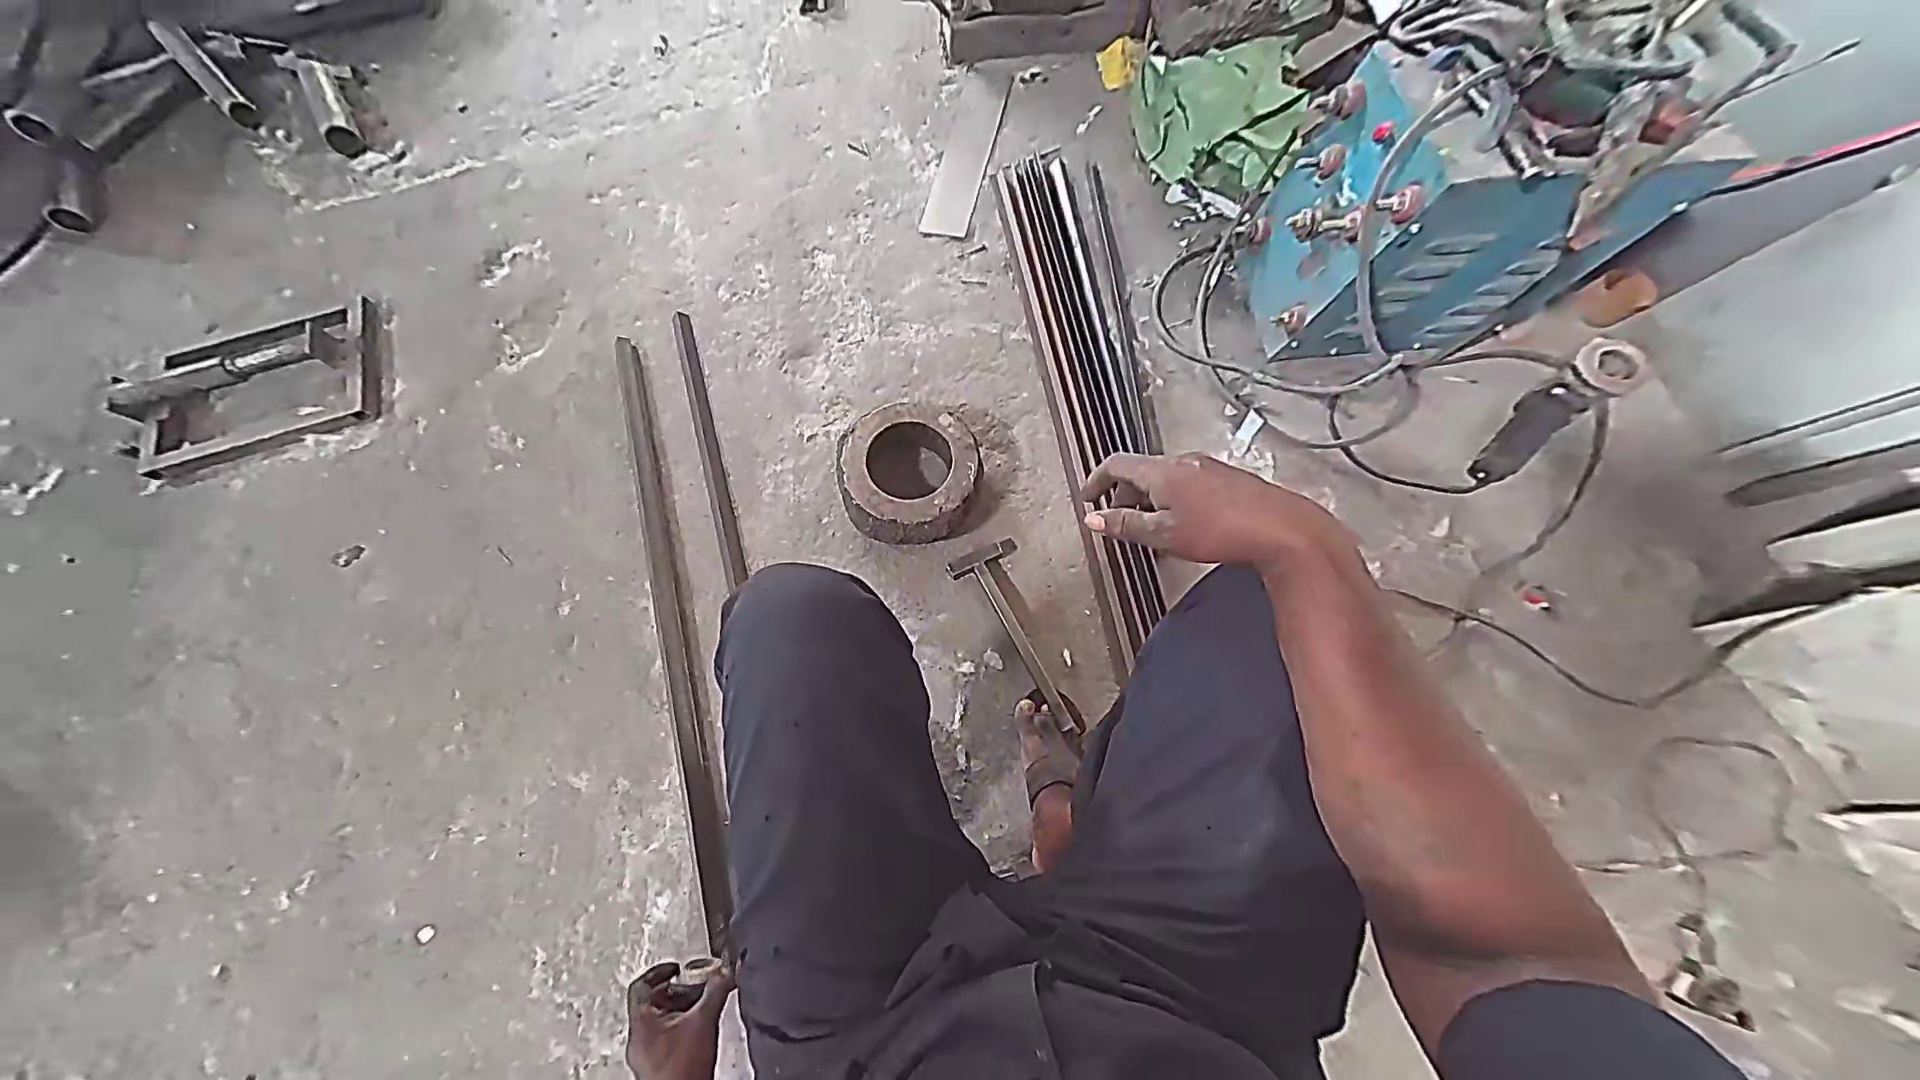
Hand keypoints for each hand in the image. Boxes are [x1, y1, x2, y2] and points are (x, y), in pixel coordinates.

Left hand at [625, 961, 736, 1079]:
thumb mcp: (704, 1020)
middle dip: (679, 988)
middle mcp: (640, 1040)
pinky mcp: (659, 1066)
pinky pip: (667, 1035)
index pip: (640, 986)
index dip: (660, 971)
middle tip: (698, 983)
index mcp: (641, 1025)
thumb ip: (716, 989)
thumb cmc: (683, 1072)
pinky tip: (701, 1026)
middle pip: (653, 1001)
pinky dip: (684, 1024)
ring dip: (683, 1006)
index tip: (678, 967)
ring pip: (661, 1019)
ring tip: (703, 1002)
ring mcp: (647, 1056)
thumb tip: (726, 970)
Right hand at [1080, 452, 1358, 569]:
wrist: (1283, 530)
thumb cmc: (1223, 530)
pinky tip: (1181, 526)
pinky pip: (1187, 484)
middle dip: (1123, 495)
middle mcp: (1184, 462)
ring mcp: (1208, 469)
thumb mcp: (1163, 534)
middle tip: (1117, 520)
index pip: (1116, 464)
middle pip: (1141, 471)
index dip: (1096, 480)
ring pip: (1165, 479)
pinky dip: (1172, 500)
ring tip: (1150, 528)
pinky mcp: (1226, 480)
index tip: (1088, 496)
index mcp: (1162, 471)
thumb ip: (1125, 525)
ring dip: (1149, 500)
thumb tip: (1095, 519)